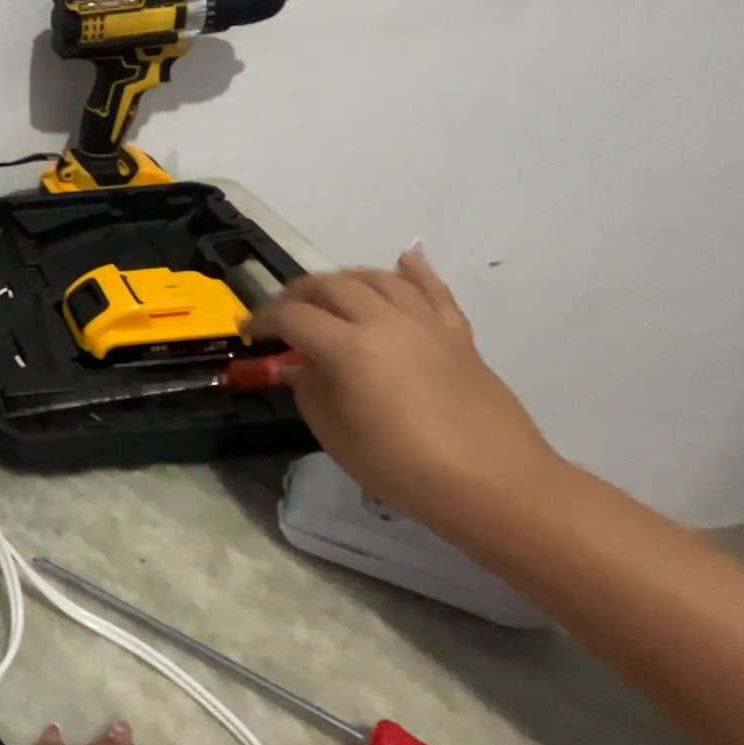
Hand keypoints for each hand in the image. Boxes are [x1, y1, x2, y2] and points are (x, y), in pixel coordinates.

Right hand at [243, 245, 562, 527]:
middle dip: (297, 294)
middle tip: (281, 313)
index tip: (248, 332)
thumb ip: (310, 391)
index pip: (292, 317)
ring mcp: (425, 324)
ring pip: (378, 278)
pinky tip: (404, 259)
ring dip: (345, 279)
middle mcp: (385, 322)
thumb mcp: (336, 436)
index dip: (263, 319)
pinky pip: (433, 291)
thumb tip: (297, 364)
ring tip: (327, 293)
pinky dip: (415, 271)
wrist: (495, 485)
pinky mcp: (457, 335)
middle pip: (331, 286)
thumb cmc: (403, 467)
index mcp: (349, 348)